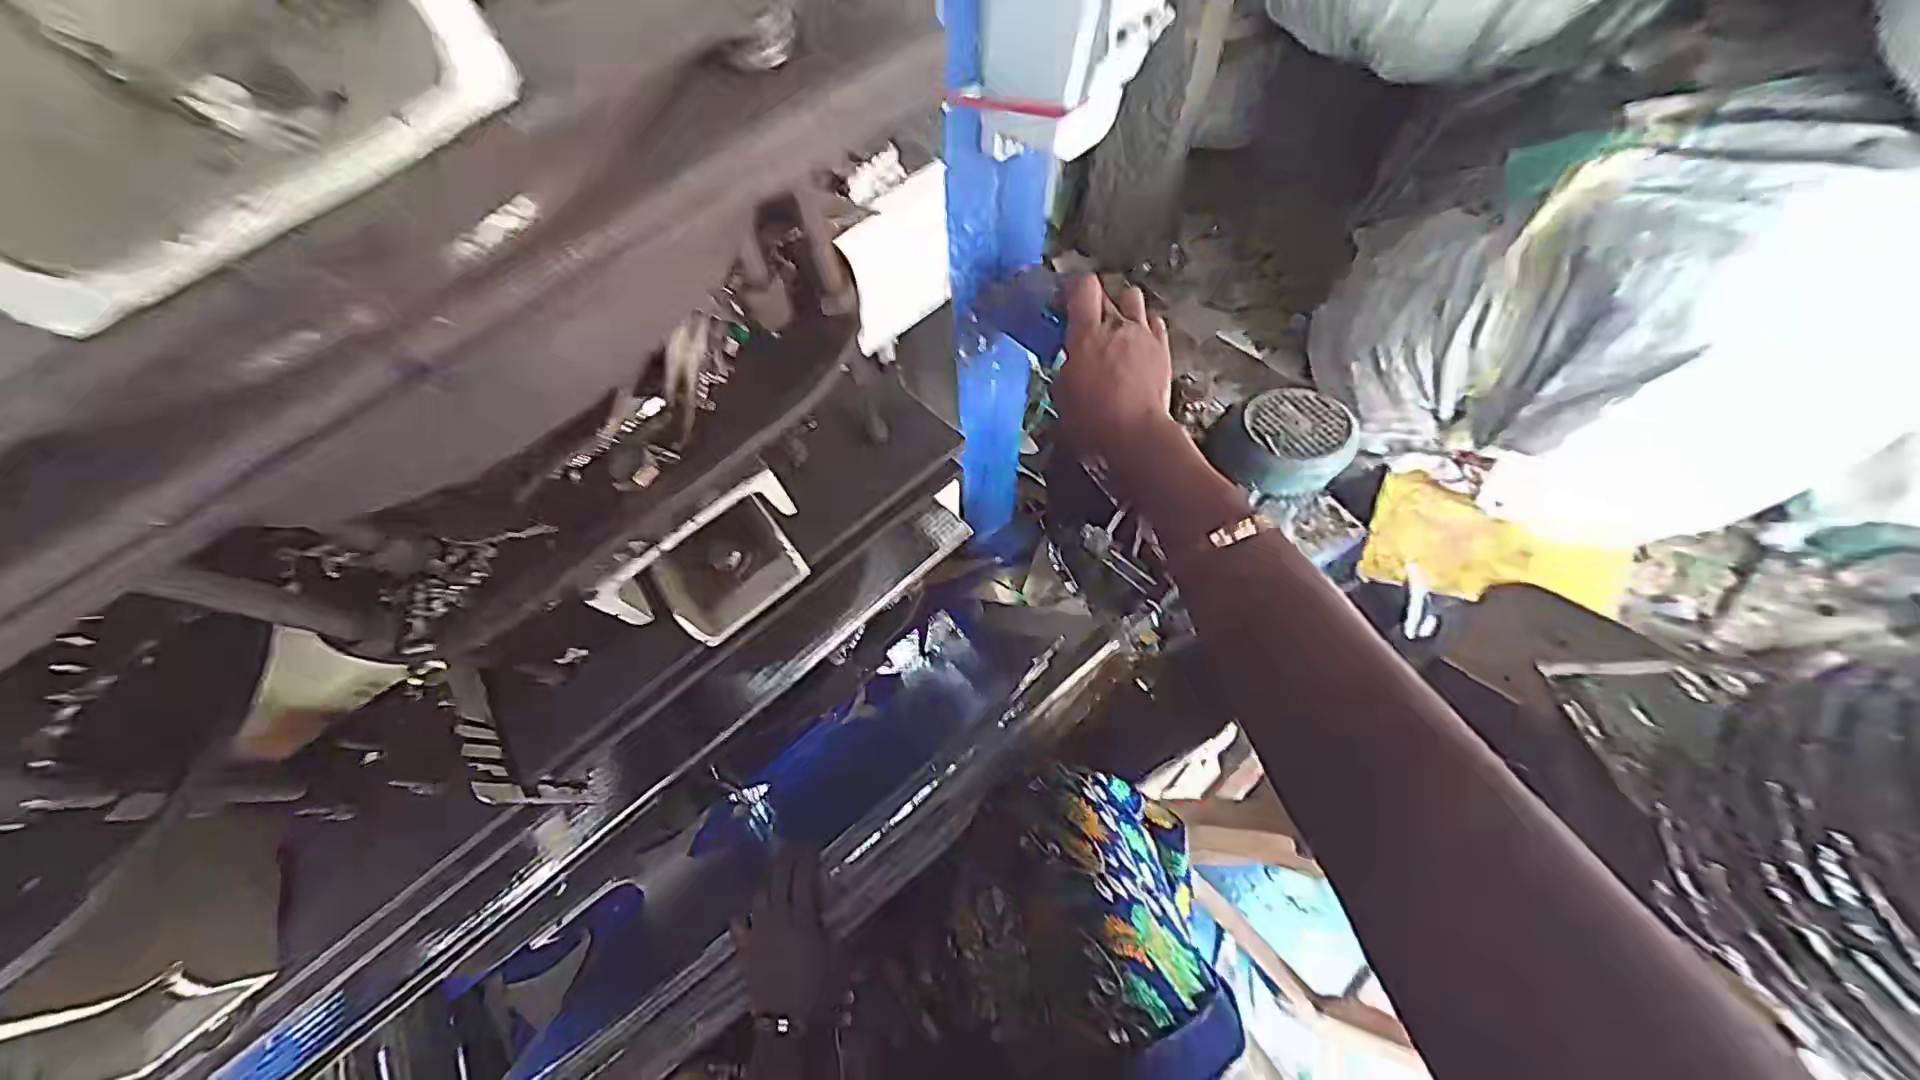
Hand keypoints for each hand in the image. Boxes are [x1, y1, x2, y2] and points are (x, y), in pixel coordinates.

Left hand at [731, 847, 839, 1021]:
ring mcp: (758, 933)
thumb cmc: (818, 989)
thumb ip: (835, 925)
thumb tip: (837, 902)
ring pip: (760, 895)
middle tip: (793, 845)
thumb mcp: (837, 954)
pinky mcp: (745, 949)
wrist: (785, 1022)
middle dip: (786, 858)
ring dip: (768, 876)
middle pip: (780, 879)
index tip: (812, 845)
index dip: (807, 857)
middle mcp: (778, 919)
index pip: (803, 877)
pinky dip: (744, 910)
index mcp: (803, 918)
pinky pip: (740, 922)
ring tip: (775, 866)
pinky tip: (746, 905)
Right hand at [1054, 275, 1174, 460]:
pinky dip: (1145, 326)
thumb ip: (1067, 366)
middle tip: (1084, 321)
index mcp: (1087, 334)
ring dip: (1123, 307)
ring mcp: (1144, 336)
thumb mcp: (1063, 393)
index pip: (1082, 287)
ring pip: (1134, 299)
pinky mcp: (1163, 350)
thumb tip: (1071, 363)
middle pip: (1107, 293)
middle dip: (1093, 303)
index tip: (1063, 301)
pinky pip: (1155, 323)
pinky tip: (1137, 341)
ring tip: (1115, 326)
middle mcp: (1118, 326)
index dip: (1071, 288)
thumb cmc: (1094, 420)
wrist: (1135, 435)